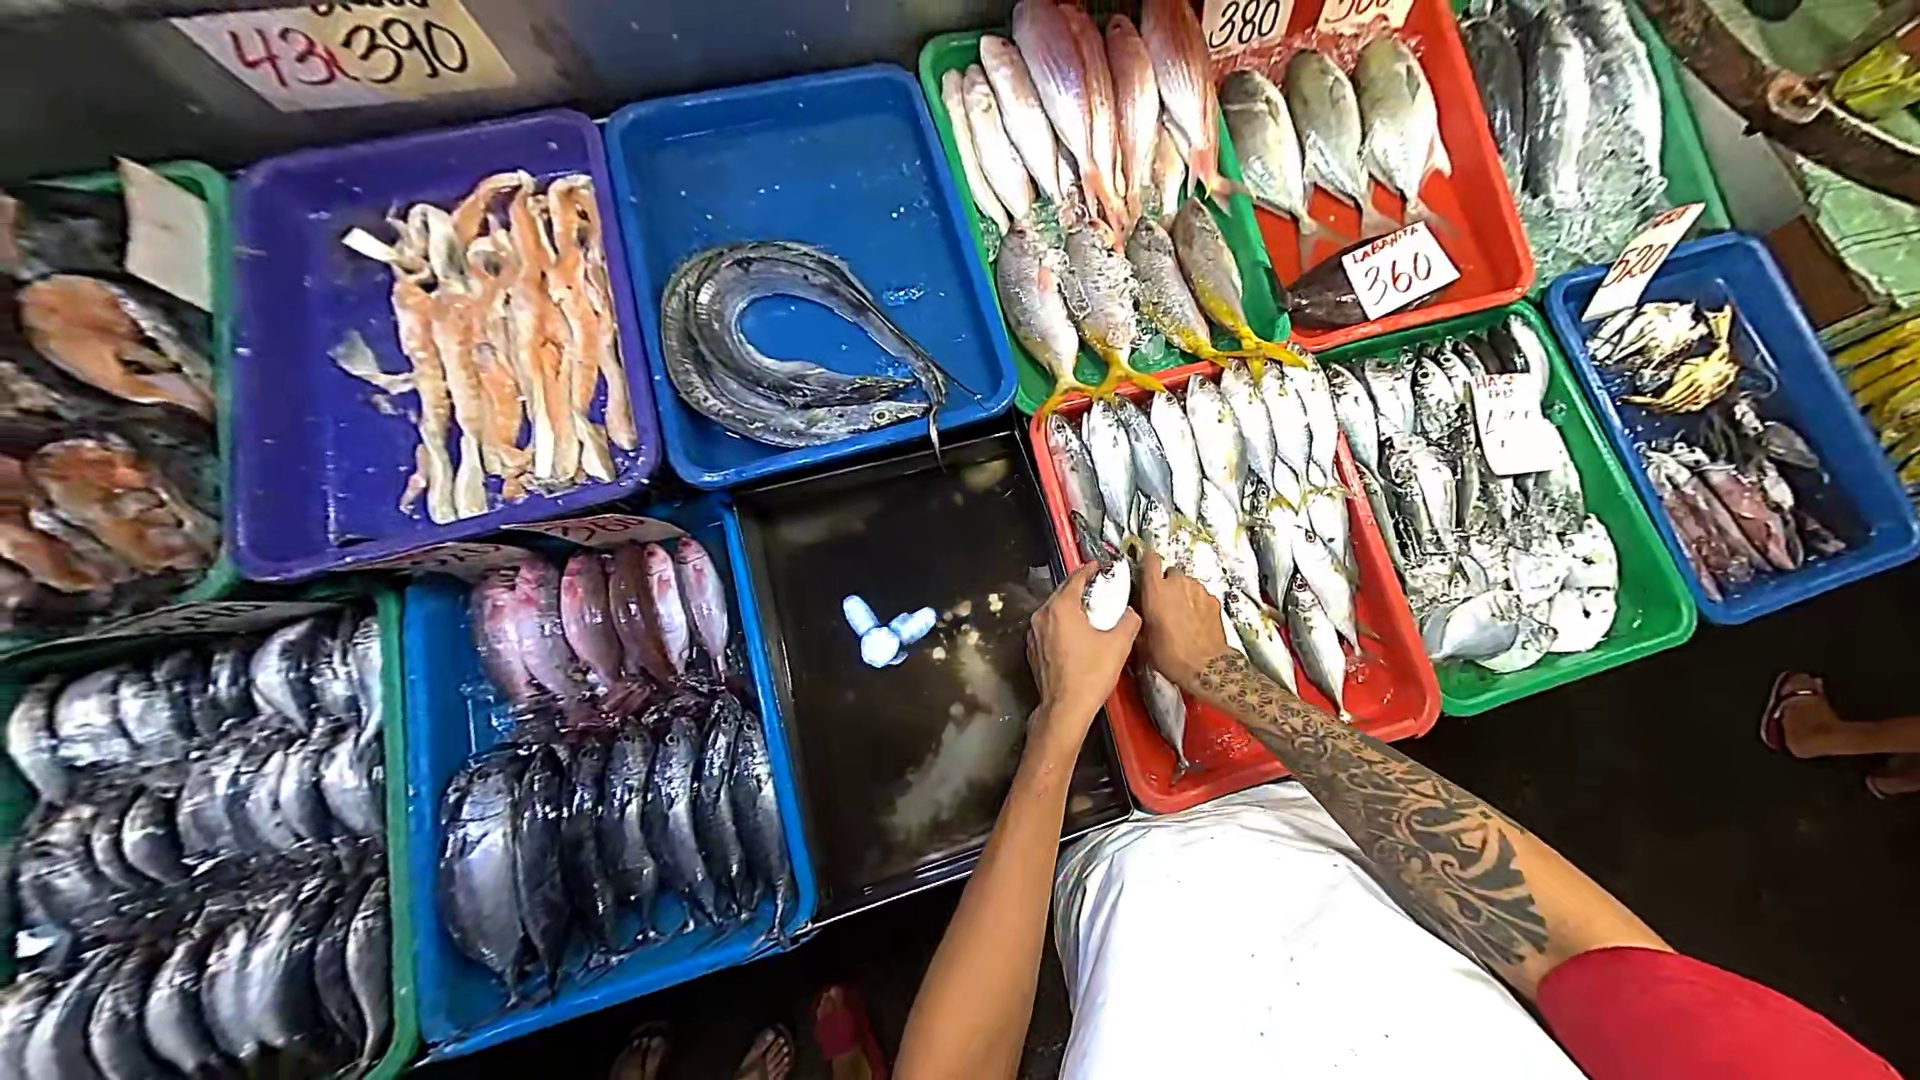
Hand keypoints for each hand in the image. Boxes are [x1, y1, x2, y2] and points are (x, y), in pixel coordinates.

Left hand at [1027, 562, 1139, 744]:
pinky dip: (1062, 624)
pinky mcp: (1033, 648)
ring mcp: (1034, 633)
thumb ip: (1128, 621)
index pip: (1075, 578)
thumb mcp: (1119, 644)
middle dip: (1080, 588)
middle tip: (1098, 588)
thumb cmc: (1089, 676)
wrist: (1065, 708)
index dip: (1089, 570)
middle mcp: (1042, 616)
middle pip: (1062, 592)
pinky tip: (1077, 633)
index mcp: (1060, 609)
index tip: (1098, 567)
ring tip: (1090, 610)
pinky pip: (1049, 626)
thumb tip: (1131, 613)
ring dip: (1071, 606)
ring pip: (1054, 610)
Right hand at [1138, 551, 1231, 693]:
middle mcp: (1178, 584)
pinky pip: (1202, 596)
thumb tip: (1137, 617)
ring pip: (1188, 584)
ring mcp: (1199, 590)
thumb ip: (1139, 618)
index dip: (1149, 562)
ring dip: (1183, 594)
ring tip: (1181, 615)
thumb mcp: (1144, 638)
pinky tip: (1195, 621)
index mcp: (1156, 590)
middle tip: (1164, 602)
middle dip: (1168, 583)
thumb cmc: (1171, 654)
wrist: (1205, 666)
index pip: (1151, 560)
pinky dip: (1198, 604)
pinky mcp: (1214, 600)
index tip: (1147, 565)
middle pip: (1171, 572)